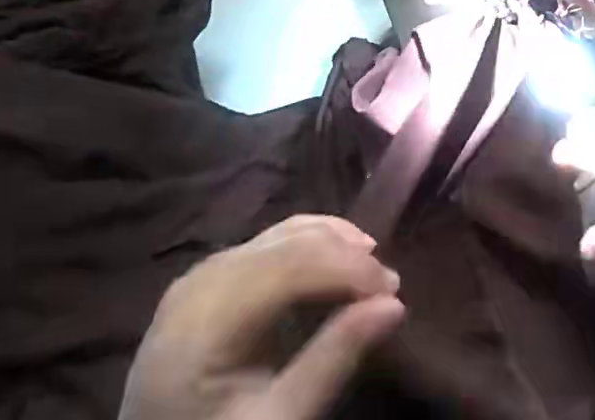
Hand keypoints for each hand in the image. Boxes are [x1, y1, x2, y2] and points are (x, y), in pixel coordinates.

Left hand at [119, 216, 404, 419]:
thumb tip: (394, 306)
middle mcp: (200, 280)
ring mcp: (201, 273)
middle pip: (288, 244)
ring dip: (332, 243)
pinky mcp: (209, 275)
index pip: (290, 266)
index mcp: (204, 320)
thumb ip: (333, 361)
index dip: (348, 269)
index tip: (394, 291)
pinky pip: (269, 242)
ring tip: (371, 269)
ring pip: (282, 234)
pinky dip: (310, 245)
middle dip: (345, 256)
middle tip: (389, 286)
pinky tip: (337, 257)